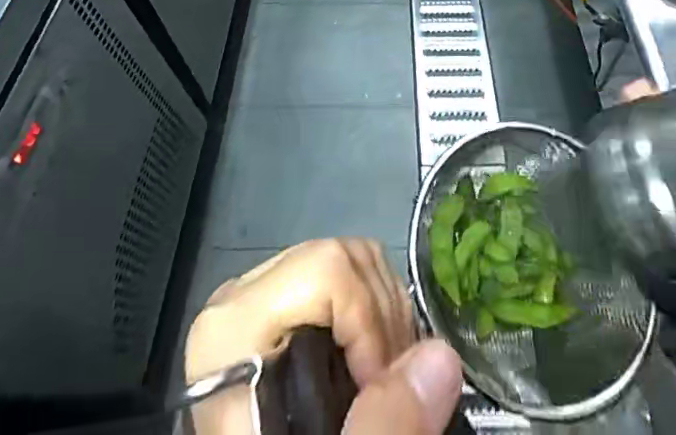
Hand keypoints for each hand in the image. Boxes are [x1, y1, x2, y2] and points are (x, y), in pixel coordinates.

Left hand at [184, 238, 461, 434]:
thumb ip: (380, 423)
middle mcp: (243, 294)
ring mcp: (262, 298)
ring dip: (389, 319)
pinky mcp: (281, 311)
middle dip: (388, 319)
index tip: (380, 391)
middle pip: (346, 257)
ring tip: (387, 383)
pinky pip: (346, 280)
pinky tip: (375, 372)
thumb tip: (441, 359)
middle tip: (395, 389)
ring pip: (353, 261)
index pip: (329, 268)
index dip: (372, 323)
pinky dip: (378, 320)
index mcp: (234, 324)